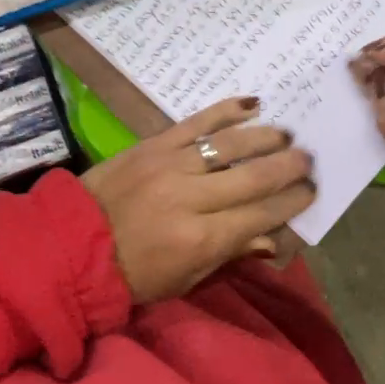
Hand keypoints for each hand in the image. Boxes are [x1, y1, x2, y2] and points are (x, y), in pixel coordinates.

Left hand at [80, 96, 314, 303]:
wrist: (72, 244)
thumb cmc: (133, 274)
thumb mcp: (184, 280)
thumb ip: (230, 254)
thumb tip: (274, 236)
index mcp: (200, 239)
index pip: (260, 215)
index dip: (291, 203)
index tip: (312, 192)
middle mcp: (190, 197)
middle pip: (252, 177)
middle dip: (287, 167)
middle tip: (308, 160)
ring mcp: (170, 165)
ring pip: (229, 145)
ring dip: (264, 137)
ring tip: (287, 134)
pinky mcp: (153, 144)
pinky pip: (196, 121)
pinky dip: (226, 110)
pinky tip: (252, 103)